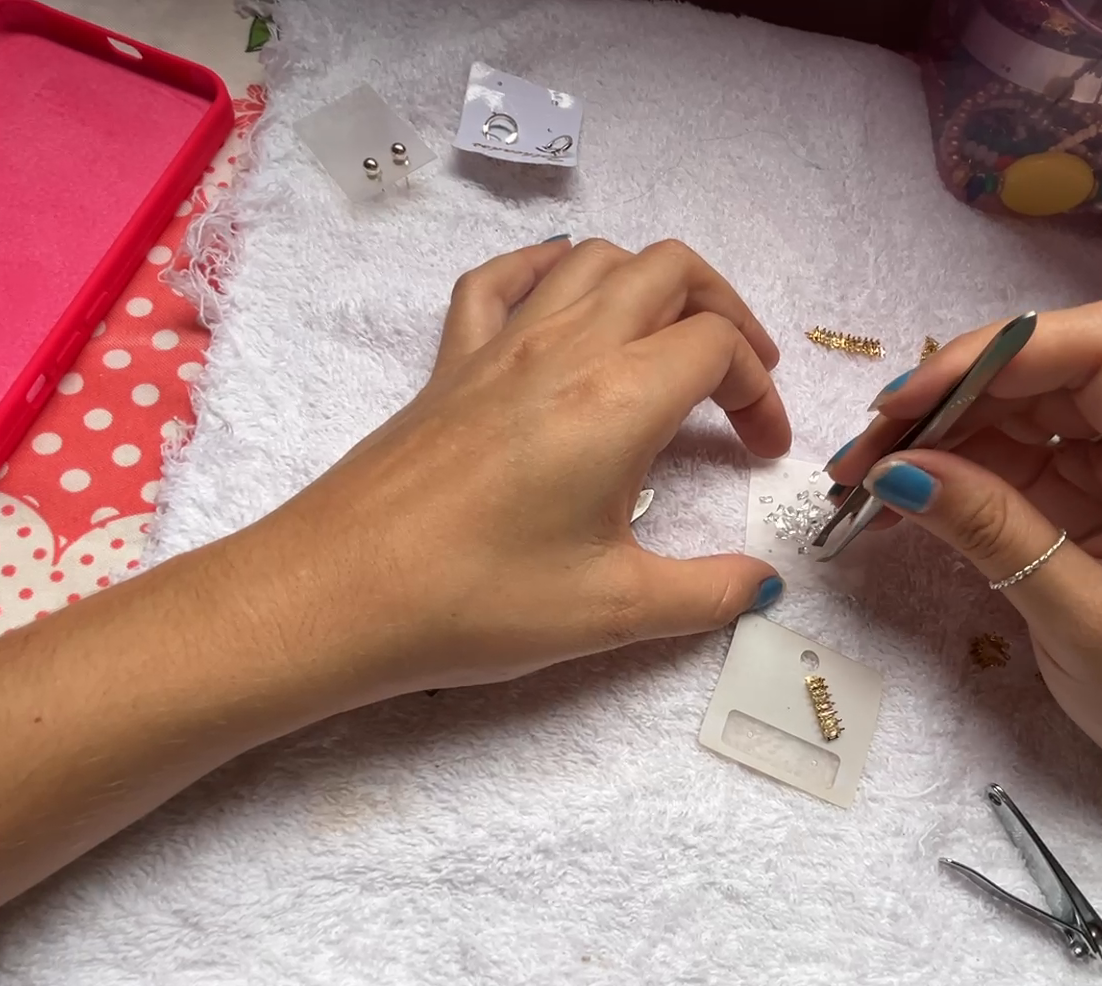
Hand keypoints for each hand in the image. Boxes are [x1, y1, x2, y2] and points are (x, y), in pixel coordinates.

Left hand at [221, 237, 789, 703]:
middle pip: (670, 271)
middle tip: (741, 377)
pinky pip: (504, 280)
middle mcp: (564, 347)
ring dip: (651, 285)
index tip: (763, 451)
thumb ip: (707, 594)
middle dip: (726, 312)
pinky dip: (550, 274)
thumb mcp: (613, 611)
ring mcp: (498, 343)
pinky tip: (565, 308)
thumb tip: (763, 584)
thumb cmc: (479, 601)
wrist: (337, 594)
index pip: (718, 347)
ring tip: (670, 344)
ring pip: (594, 260)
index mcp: (616, 399)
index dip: (760, 392)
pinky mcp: (450, 360)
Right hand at [827, 301, 1101, 805]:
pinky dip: (947, 466)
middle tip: (858, 456)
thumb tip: (895, 469)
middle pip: (1047, 373)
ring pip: (1017, 406)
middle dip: (943, 403)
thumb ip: (992, 533)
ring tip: (860, 480)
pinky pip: (1010, 449)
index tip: (907, 401)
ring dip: (932, 434)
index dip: (999, 354)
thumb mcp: (1078, 621)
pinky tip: (897, 494)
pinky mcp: (1091, 479)